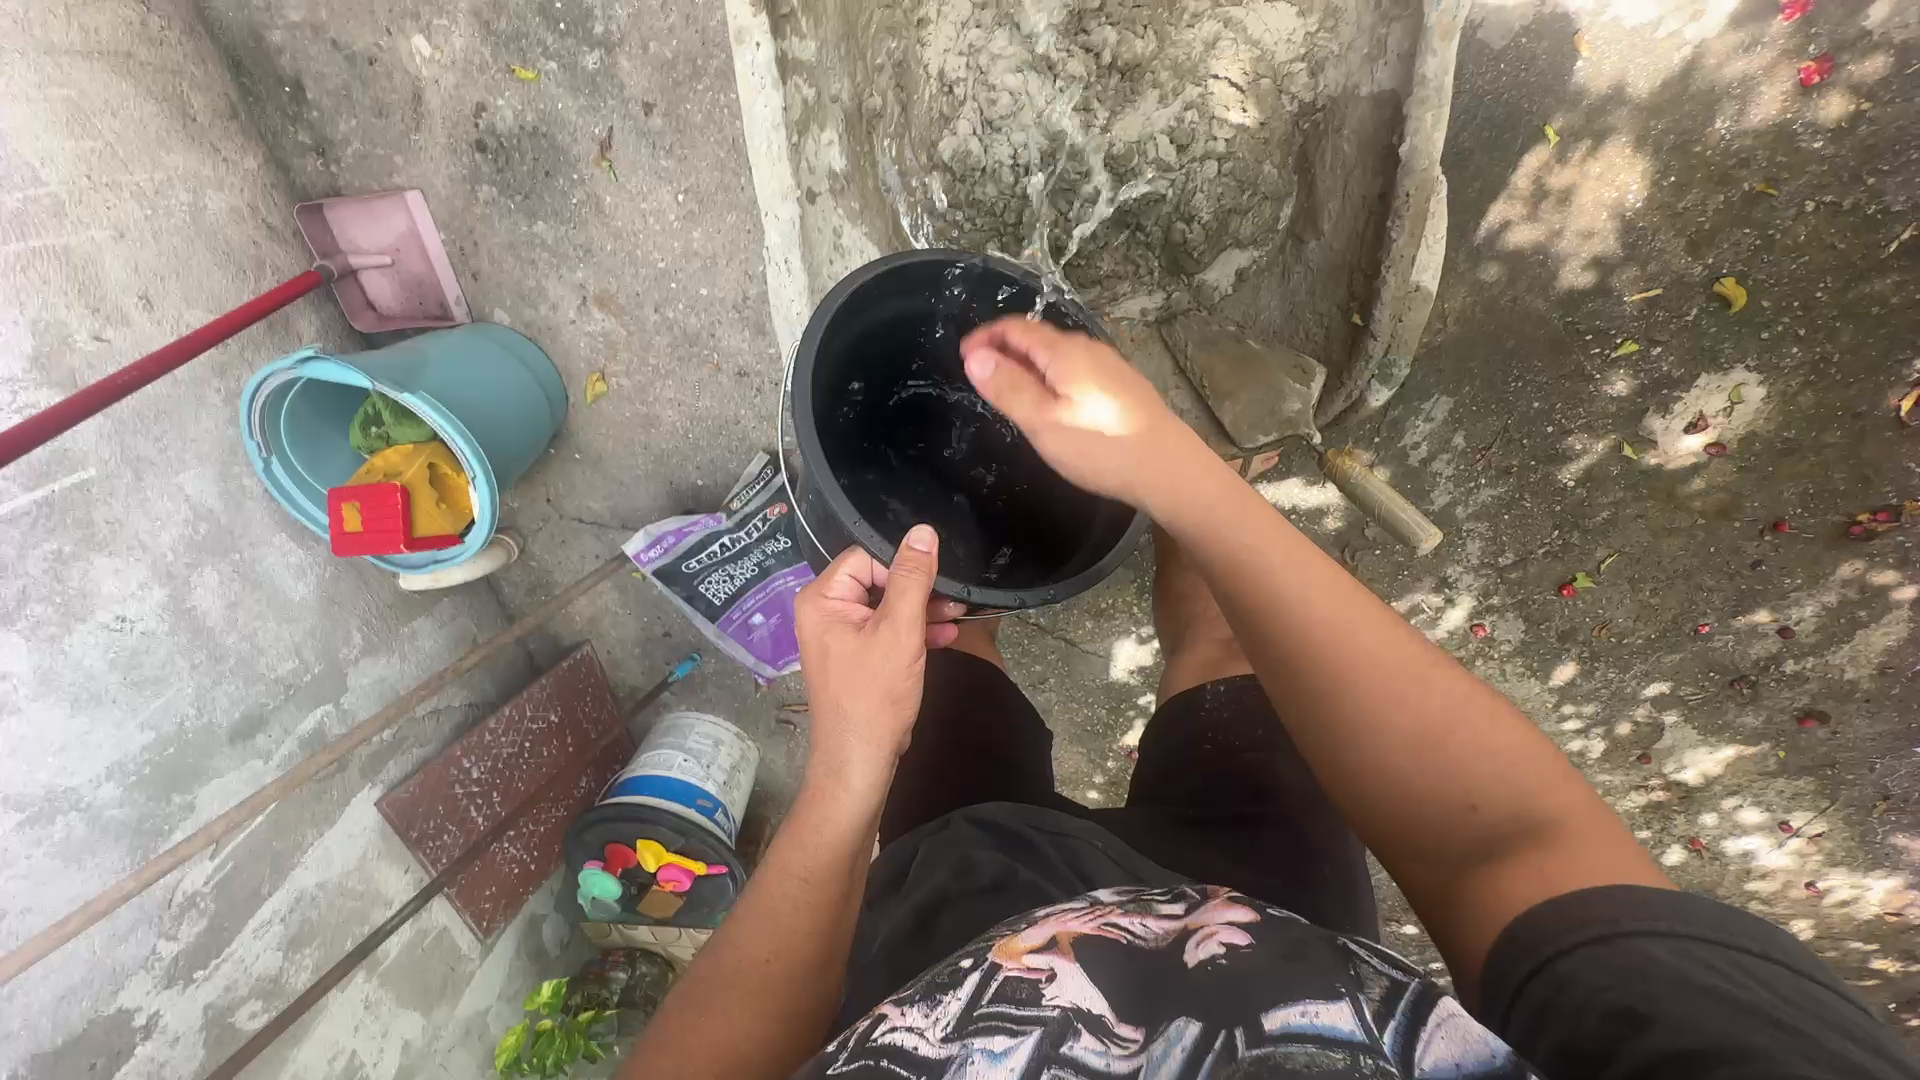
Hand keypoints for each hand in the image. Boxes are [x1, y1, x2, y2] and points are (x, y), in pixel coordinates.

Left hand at [794, 524, 961, 783]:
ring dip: (921, 611)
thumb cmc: (874, 696)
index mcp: (822, 599)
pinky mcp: (857, 656)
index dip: (901, 567)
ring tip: (956, 617)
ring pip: (887, 606)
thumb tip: (922, 531)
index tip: (933, 582)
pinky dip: (913, 632)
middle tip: (953, 600)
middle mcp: (825, 612)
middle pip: (878, 580)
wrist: (860, 760)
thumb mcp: (899, 630)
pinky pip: (887, 630)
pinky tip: (945, 636)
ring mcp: (840, 636)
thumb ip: (912, 578)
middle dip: (917, 590)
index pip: (866, 558)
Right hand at [960, 317, 1208, 510]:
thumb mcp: (1043, 422)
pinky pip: (1075, 372)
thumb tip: (975, 357)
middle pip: (1038, 339)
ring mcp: (1108, 368)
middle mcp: (1089, 350)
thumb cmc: (1100, 447)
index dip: (985, 337)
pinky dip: (1051, 379)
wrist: (1168, 470)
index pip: (1016, 327)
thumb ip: (1008, 388)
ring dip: (1028, 366)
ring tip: (1009, 393)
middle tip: (980, 377)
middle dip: (1004, 351)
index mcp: (1065, 352)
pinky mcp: (1120, 388)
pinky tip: (1050, 406)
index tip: (962, 356)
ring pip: (1057, 357)